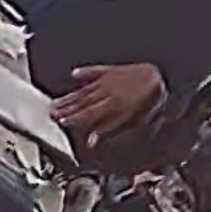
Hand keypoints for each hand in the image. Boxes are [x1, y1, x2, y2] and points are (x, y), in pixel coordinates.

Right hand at [51, 64, 165, 143]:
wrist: (159, 78)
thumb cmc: (144, 102)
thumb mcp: (127, 120)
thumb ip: (107, 129)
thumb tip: (91, 141)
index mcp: (110, 105)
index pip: (86, 113)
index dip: (72, 118)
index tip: (59, 122)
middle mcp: (106, 91)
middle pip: (81, 101)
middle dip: (65, 107)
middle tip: (51, 113)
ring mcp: (108, 79)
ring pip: (85, 89)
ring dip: (69, 96)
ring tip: (56, 102)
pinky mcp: (112, 70)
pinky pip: (96, 70)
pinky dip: (85, 72)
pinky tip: (75, 74)